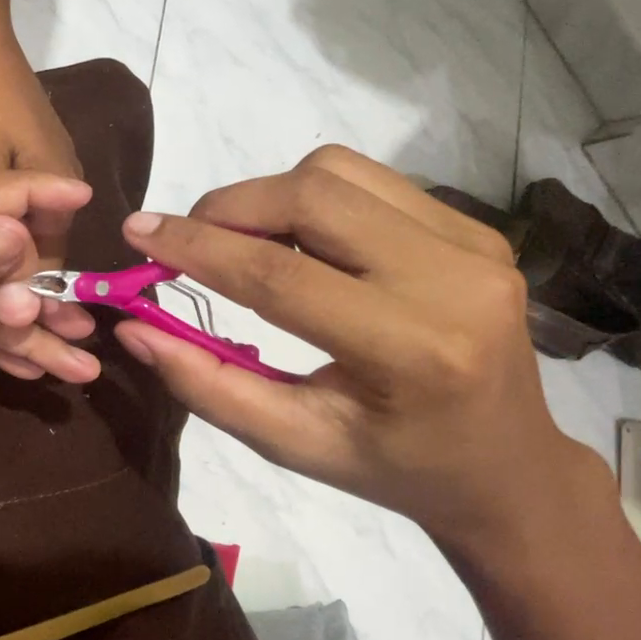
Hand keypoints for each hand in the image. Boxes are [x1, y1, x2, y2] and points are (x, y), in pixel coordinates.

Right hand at [111, 146, 599, 544]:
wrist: (507, 466)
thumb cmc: (389, 465)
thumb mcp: (288, 442)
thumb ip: (205, 384)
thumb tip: (132, 326)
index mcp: (411, 351)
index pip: (280, 275)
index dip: (196, 247)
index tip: (136, 231)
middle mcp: (453, 281)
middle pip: (311, 197)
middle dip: (227, 208)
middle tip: (182, 240)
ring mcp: (473, 245)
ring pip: (336, 173)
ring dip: (265, 197)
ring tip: (238, 242)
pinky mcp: (475, 228)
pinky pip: (365, 180)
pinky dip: (306, 197)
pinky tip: (294, 241)